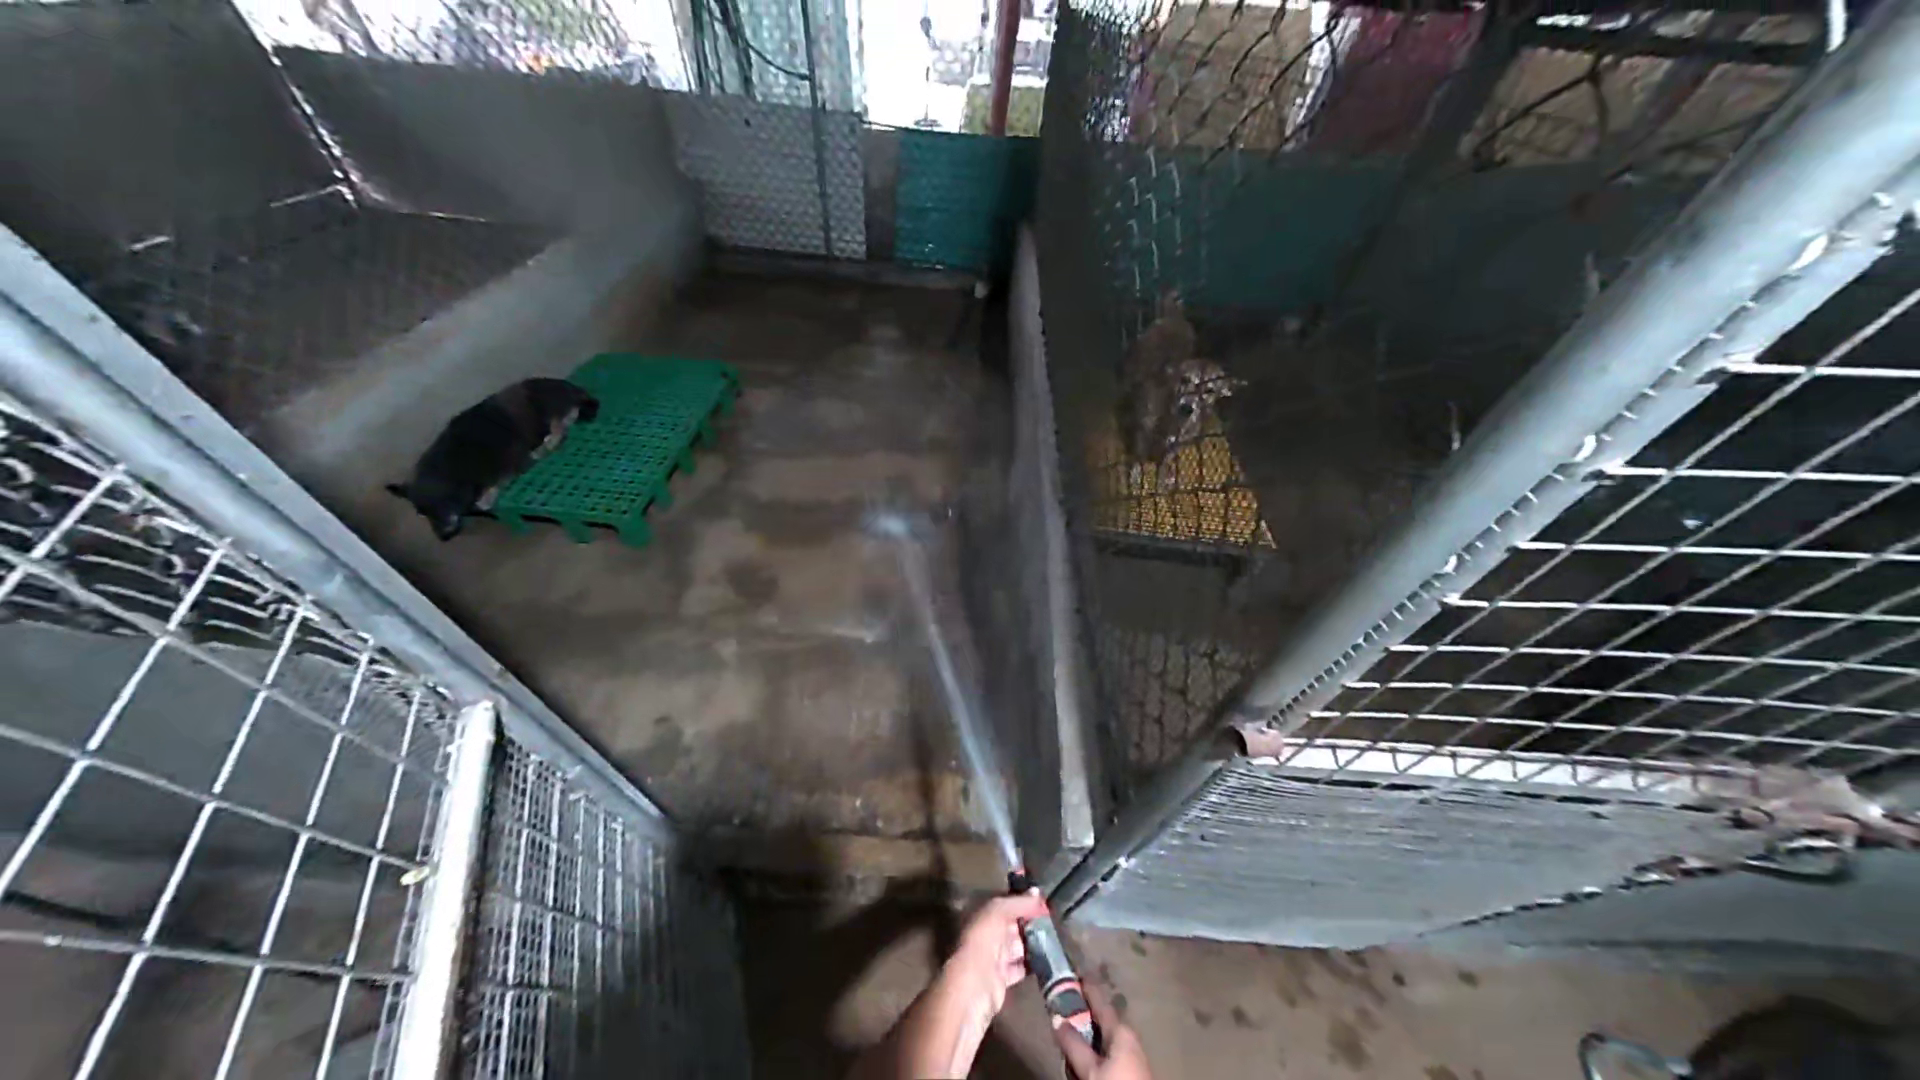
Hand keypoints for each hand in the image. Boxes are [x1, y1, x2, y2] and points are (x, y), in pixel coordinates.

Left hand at [938, 891, 1049, 1018]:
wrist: (976, 984)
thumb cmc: (984, 940)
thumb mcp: (999, 912)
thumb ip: (1018, 902)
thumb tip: (1037, 892)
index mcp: (983, 915)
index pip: (1005, 903)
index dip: (1022, 901)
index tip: (1043, 899)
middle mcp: (988, 934)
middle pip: (1013, 925)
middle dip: (1031, 922)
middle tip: (1054, 918)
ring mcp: (995, 957)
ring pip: (1018, 946)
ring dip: (1034, 943)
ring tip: (1056, 936)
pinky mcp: (1003, 977)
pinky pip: (1021, 966)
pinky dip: (1033, 963)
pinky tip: (1049, 959)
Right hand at [1053, 982, 1152, 1079]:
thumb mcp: (1090, 1071)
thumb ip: (1073, 1044)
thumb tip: (1057, 1018)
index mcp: (1121, 1030)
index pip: (1098, 999)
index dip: (1083, 986)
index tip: (1068, 973)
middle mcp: (1129, 1036)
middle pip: (1100, 1018)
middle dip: (1081, 1015)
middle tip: (1060, 1012)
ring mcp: (1133, 1054)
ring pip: (1104, 1037)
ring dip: (1087, 1037)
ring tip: (1068, 1037)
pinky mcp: (1132, 1070)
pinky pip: (1109, 1052)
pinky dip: (1095, 1050)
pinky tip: (1084, 1060)